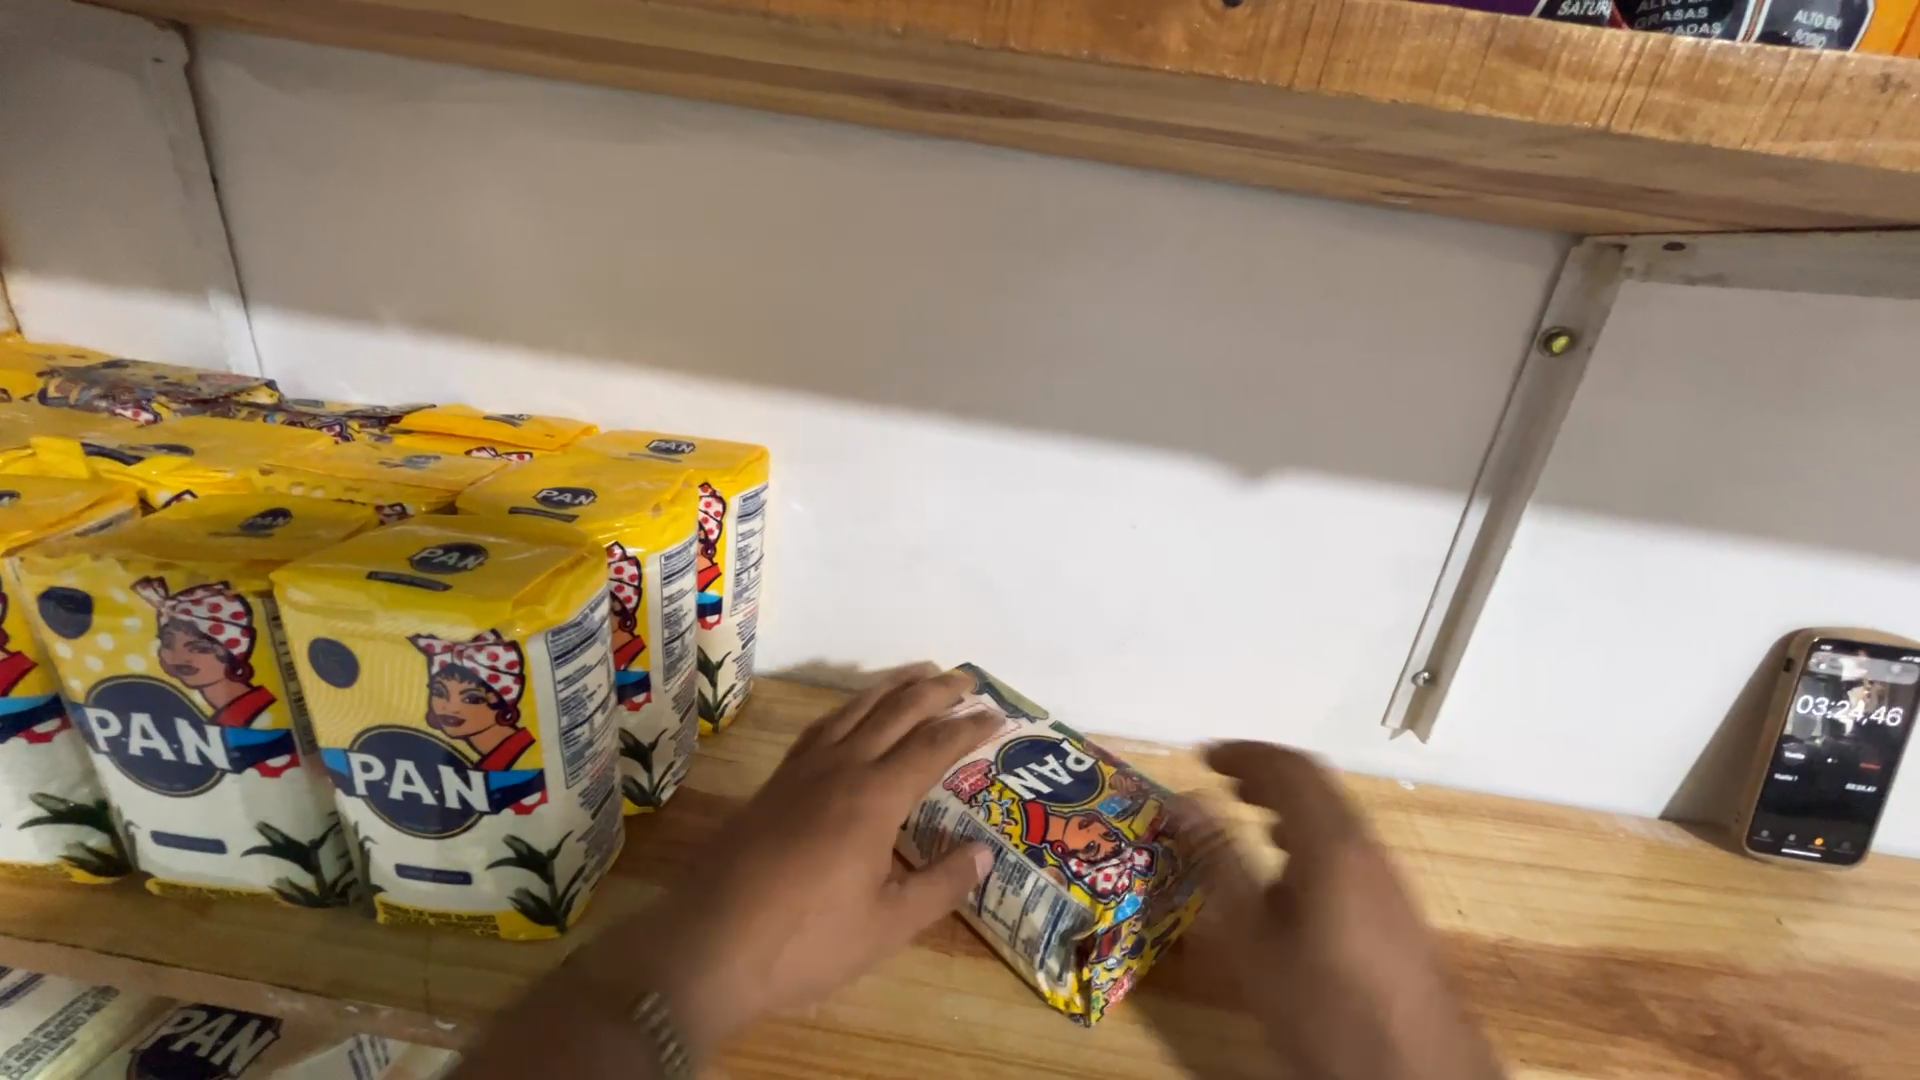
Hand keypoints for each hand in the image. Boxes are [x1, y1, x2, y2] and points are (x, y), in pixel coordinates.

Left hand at [574, 664, 999, 1057]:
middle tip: (967, 677)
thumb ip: (941, 885)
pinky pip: (822, 724)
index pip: (933, 746)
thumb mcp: (888, 926)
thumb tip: (985, 852)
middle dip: (936, 690)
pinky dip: (850, 705)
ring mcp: (803, 770)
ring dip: (893, 686)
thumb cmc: (805, 942)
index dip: (968, 727)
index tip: (996, 715)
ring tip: (919, 672)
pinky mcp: (777, 781)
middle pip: (896, 711)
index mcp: (874, 797)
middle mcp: (841, 767)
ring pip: (856, 708)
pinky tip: (853, 711)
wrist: (706, 946)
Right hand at [1174, 743, 1503, 1079]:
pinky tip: (1287, 873)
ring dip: (1287, 802)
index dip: (1244, 754)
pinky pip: (1346, 844)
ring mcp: (1388, 878)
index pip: (1288, 768)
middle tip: (1221, 779)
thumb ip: (1217, 861)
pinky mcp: (1396, 908)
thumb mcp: (1252, 937)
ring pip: (1333, 815)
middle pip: (1315, 784)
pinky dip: (1308, 832)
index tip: (1203, 759)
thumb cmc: (1322, 1005)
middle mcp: (1366, 848)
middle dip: (1264, 773)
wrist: (1419, 1079)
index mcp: (1331, 844)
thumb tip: (1185, 801)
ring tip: (1247, 815)